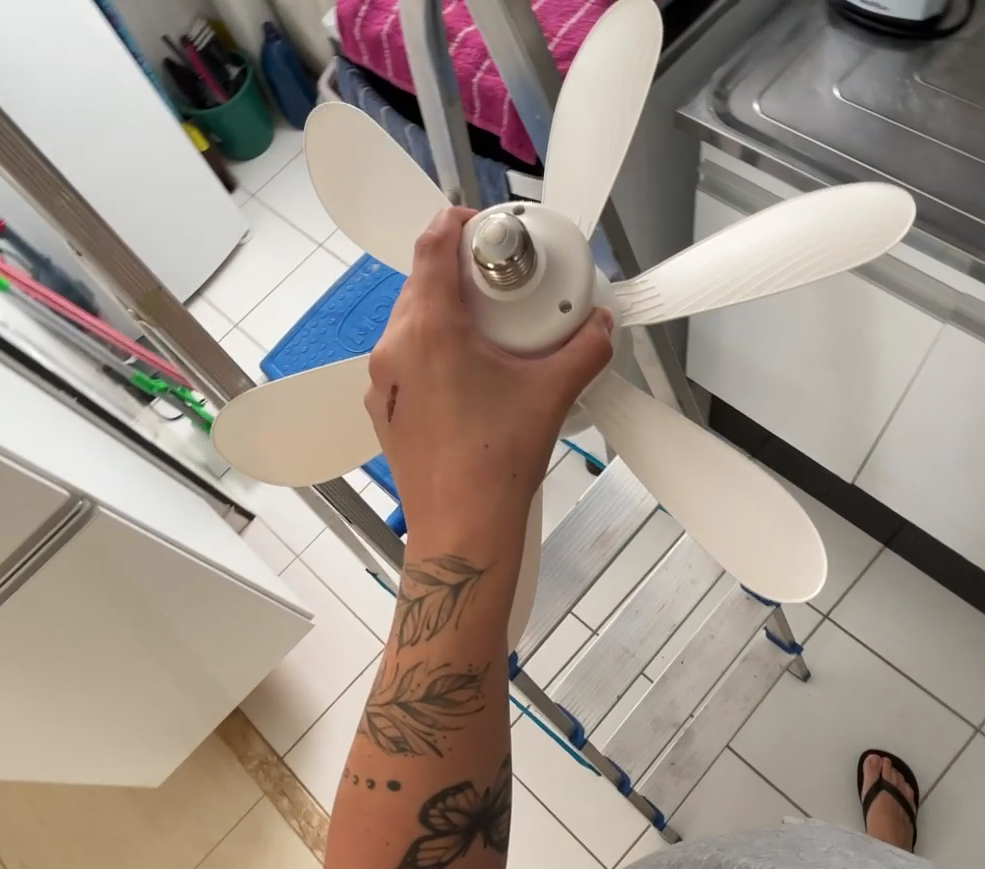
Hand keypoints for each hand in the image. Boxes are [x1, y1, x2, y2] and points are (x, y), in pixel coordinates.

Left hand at [365, 207, 613, 537]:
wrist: (462, 528)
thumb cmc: (496, 462)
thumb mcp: (552, 393)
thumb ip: (586, 348)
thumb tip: (601, 326)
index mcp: (430, 329)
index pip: (432, 244)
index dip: (458, 224)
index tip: (484, 230)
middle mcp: (395, 349)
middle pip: (421, 283)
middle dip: (461, 276)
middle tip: (501, 291)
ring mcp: (383, 382)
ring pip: (411, 323)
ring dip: (446, 315)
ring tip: (489, 337)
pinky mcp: (385, 410)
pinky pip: (405, 361)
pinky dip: (433, 352)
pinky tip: (468, 378)